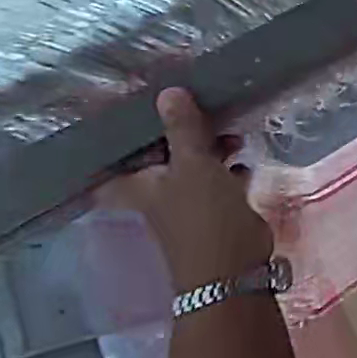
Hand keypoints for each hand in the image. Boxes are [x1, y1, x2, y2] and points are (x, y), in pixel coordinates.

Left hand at [102, 87, 274, 291]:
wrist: (232, 266)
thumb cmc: (202, 214)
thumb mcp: (193, 164)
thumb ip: (183, 128)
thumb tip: (168, 91)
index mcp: (132, 184)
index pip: (114, 153)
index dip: (119, 131)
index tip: (132, 103)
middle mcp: (152, 190)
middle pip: (157, 153)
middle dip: (175, 131)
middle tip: (193, 104)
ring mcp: (182, 199)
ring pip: (189, 163)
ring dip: (206, 145)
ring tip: (228, 126)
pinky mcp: (212, 206)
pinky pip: (216, 175)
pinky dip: (226, 163)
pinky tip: (242, 153)